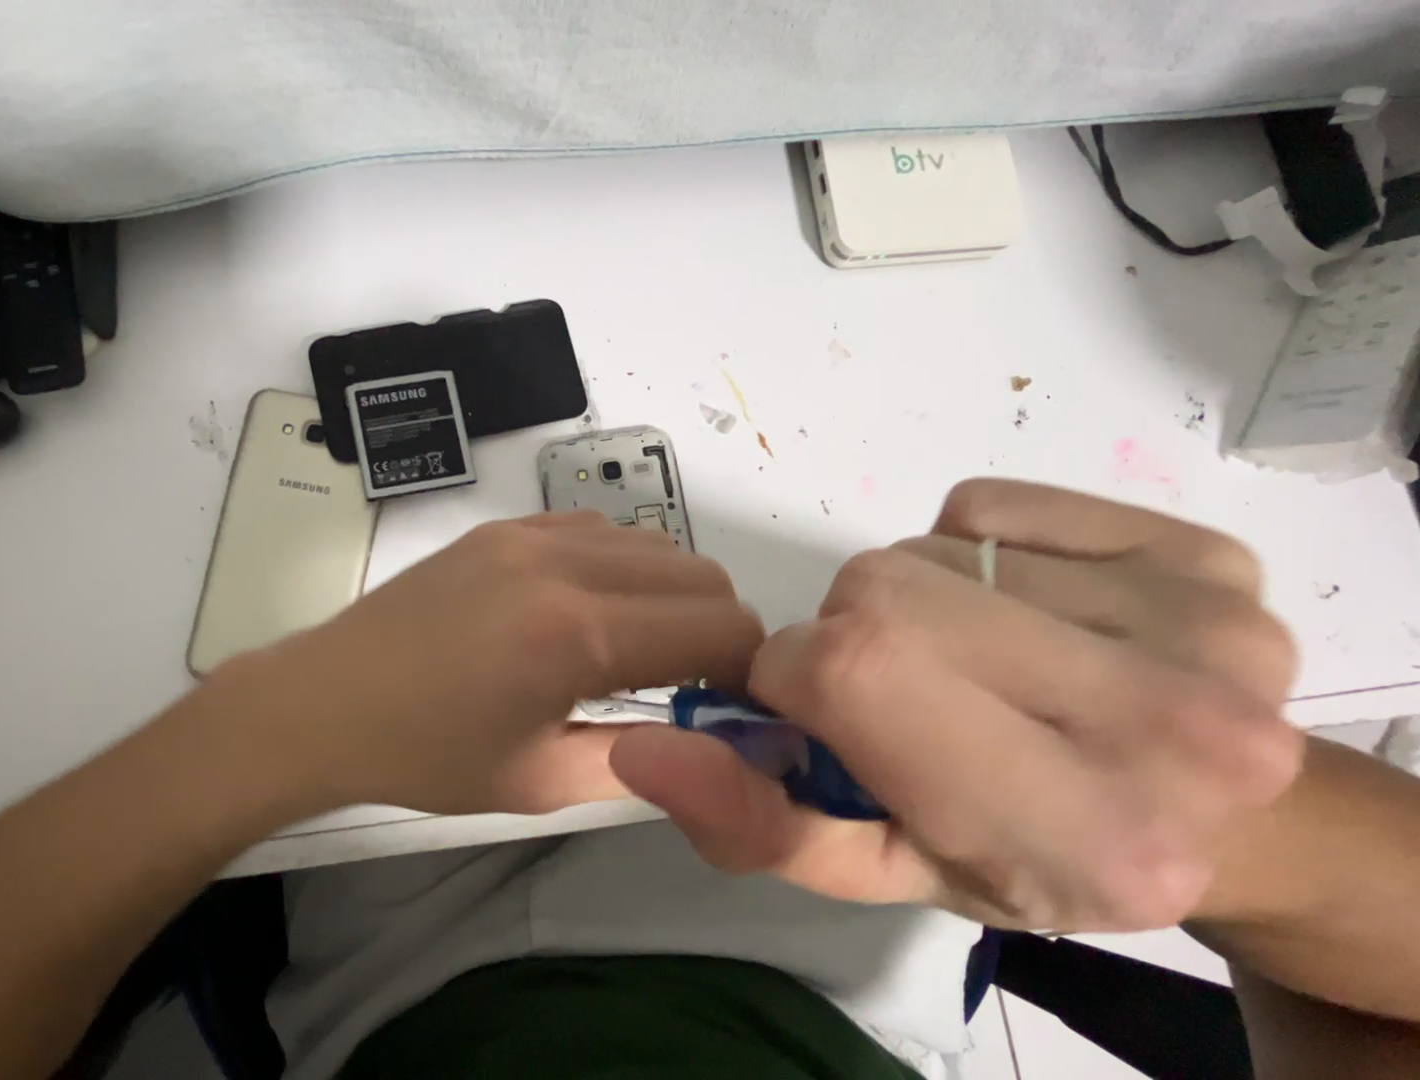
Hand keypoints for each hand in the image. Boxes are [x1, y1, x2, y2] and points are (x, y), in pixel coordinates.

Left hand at [212, 511, 765, 815]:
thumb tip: (717, 745)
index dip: (745, 670)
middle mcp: (562, 564)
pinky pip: (596, 528)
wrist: (326, 703)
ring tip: (635, 648)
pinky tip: (588, 610)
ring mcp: (528, 534)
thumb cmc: (426, 757)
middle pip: (698, 574)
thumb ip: (642, 758)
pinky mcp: (502, 526)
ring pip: (652, 543)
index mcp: (575, 634)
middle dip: (716, 631)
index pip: (718, 626)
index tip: (729, 707)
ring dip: (669, 594)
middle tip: (686, 684)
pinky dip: (620, 565)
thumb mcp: (542, 781)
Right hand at [610, 480, 1305, 931]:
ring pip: (930, 548)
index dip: (795, 676)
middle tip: (901, 694)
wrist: (1221, 824)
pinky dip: (970, 548)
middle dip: (851, 636)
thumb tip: (637, 745)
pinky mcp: (1213, 554)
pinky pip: (991, 506)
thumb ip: (751, 819)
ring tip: (971, 661)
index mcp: (1079, 828)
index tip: (819, 714)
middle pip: (885, 592)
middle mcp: (1172, 726)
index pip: (853, 670)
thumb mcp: (873, 870)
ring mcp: (1210, 629)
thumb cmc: (1025, 861)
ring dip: (913, 598)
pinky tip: (1019, 609)